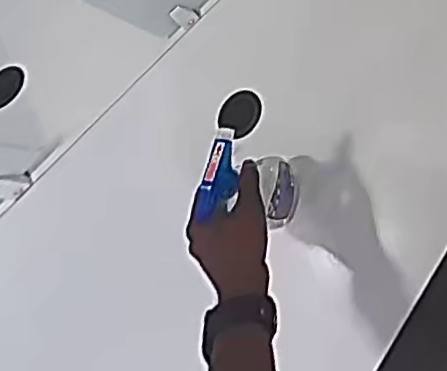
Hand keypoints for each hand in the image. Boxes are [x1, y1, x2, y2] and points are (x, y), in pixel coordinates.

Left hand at [188, 158, 268, 298]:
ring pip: (216, 215)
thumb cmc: (241, 254)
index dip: (219, 169)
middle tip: (237, 175)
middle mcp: (198, 235)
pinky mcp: (217, 255)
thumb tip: (246, 168)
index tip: (227, 158)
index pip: (206, 185)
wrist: (245, 288)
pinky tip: (245, 216)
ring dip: (229, 202)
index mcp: (198, 222)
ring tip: (245, 194)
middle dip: (225, 185)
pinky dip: (231, 217)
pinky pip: (221, 228)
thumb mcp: (249, 208)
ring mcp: (206, 247)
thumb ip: (247, 183)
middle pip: (210, 200)